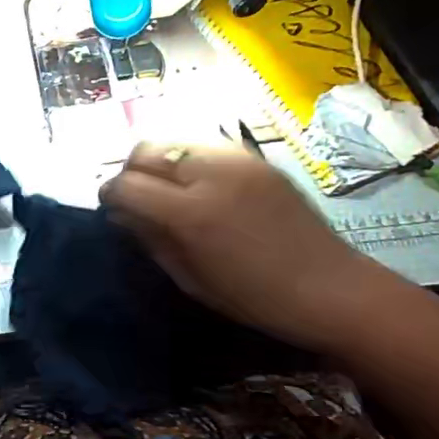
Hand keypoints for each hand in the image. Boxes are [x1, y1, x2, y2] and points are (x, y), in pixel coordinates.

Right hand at [98, 143, 412, 345]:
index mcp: (191, 213)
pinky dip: (188, 158)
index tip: (109, 209)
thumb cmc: (255, 299)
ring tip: (165, 188)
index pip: (127, 184)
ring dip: (158, 160)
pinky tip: (196, 184)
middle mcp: (210, 173)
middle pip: (145, 149)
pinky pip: (206, 144)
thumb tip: (120, 214)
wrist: (330, 287)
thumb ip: (150, 239)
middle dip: (129, 171)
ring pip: (174, 139)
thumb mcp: (191, 280)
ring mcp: (237, 159)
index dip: (109, 194)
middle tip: (134, 197)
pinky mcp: (256, 158)